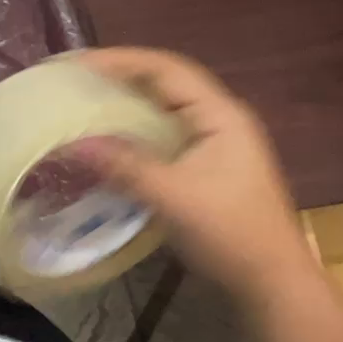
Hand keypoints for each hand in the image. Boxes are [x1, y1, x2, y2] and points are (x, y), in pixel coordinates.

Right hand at [74, 48, 314, 297]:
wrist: (272, 281)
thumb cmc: (230, 233)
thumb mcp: (173, 197)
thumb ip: (124, 167)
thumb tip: (71, 144)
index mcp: (219, 115)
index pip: (166, 69)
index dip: (120, 60)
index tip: (76, 63)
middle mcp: (218, 120)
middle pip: (163, 83)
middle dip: (118, 77)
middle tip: (73, 79)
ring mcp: (213, 143)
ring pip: (162, 109)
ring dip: (124, 103)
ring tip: (82, 103)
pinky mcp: (204, 167)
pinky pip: (161, 135)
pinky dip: (132, 131)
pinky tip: (107, 141)